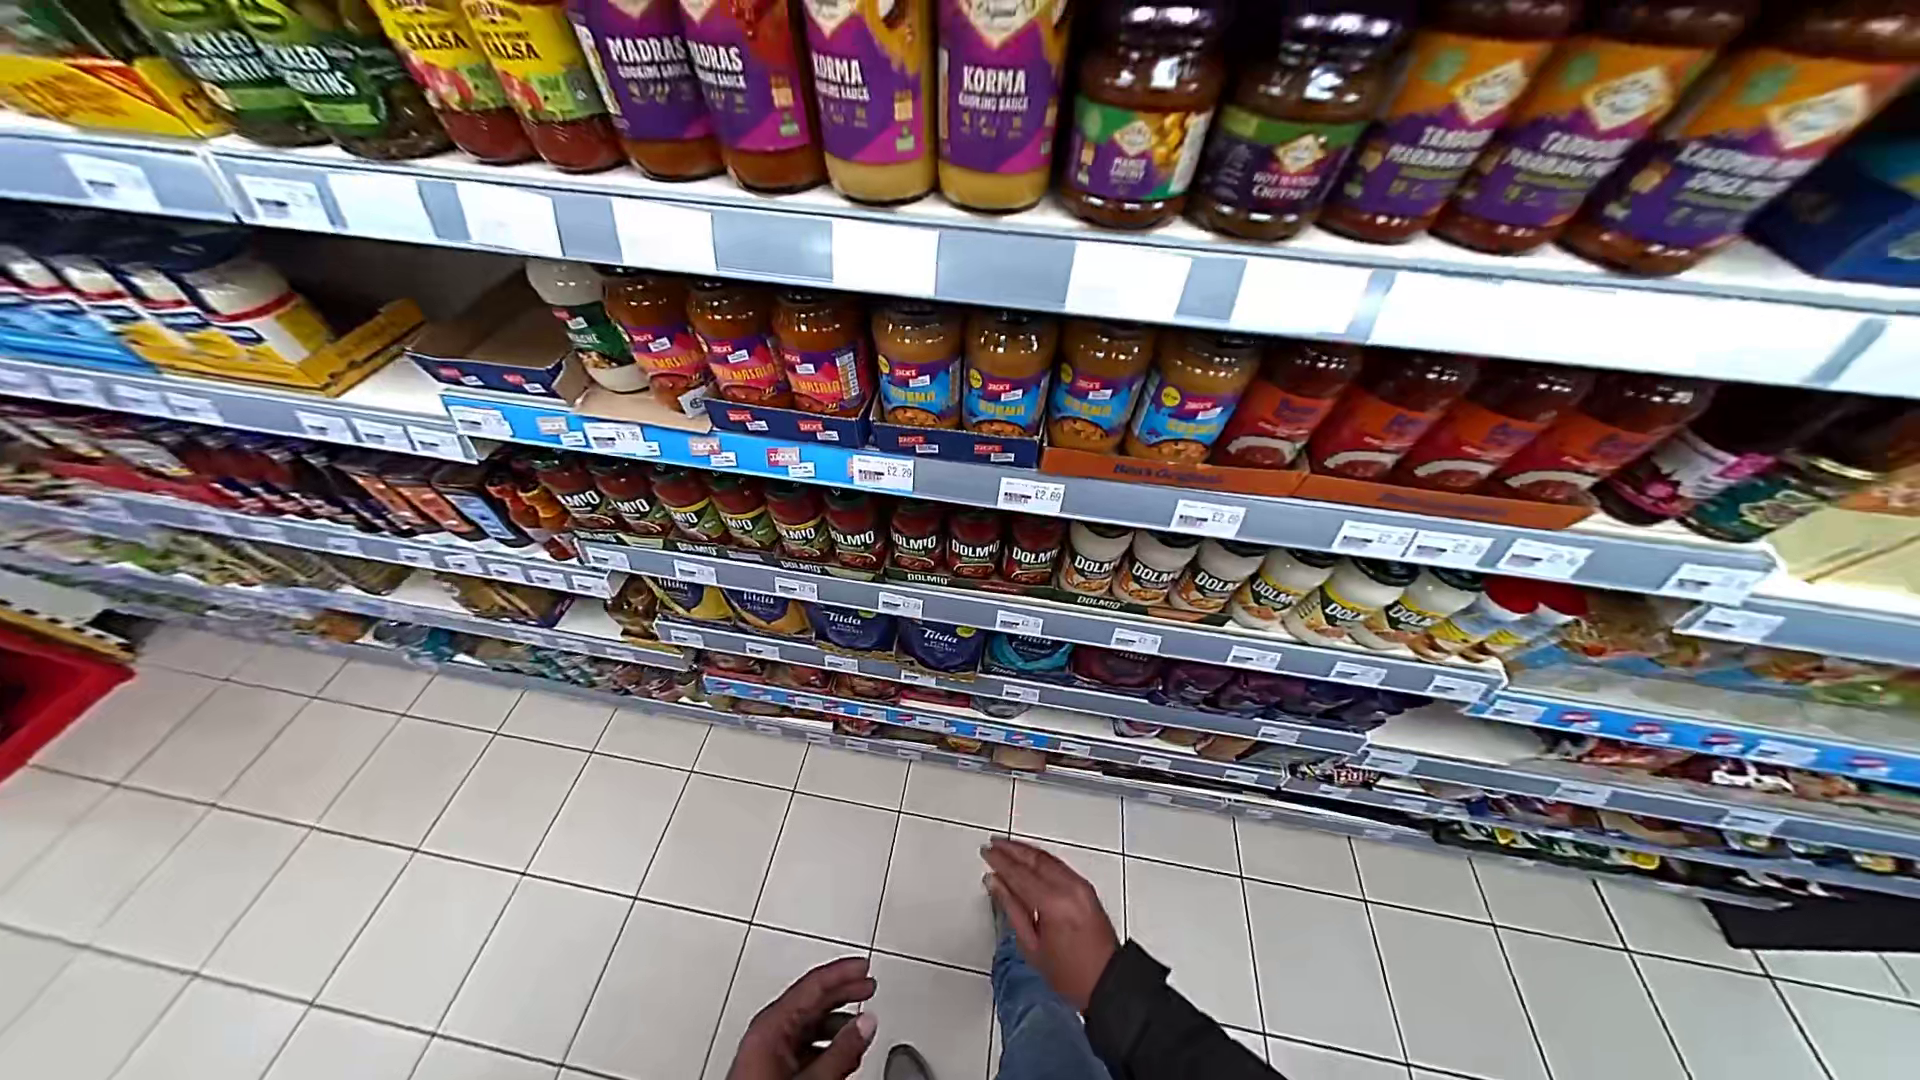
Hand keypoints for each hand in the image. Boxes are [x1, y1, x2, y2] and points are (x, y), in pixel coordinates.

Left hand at [726, 957, 877, 1079]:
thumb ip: (841, 1051)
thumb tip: (866, 1022)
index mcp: (771, 1026)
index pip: (813, 984)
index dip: (842, 972)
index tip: (864, 966)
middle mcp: (766, 1033)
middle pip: (811, 1000)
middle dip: (842, 991)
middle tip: (867, 985)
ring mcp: (766, 1053)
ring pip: (808, 1024)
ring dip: (836, 1020)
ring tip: (859, 1022)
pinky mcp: (769, 1071)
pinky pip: (803, 1045)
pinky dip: (826, 1043)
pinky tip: (841, 1053)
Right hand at [981, 836, 1119, 1011]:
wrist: (1107, 982)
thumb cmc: (1068, 974)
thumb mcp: (1031, 946)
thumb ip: (1012, 908)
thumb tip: (994, 881)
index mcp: (1053, 904)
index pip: (1020, 874)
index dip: (1000, 861)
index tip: (986, 852)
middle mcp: (1068, 887)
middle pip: (1035, 860)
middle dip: (1012, 850)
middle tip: (993, 844)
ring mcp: (1080, 885)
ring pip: (1047, 858)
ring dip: (1025, 850)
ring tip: (1006, 846)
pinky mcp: (1086, 887)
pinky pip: (1058, 864)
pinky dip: (1040, 858)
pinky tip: (1028, 858)